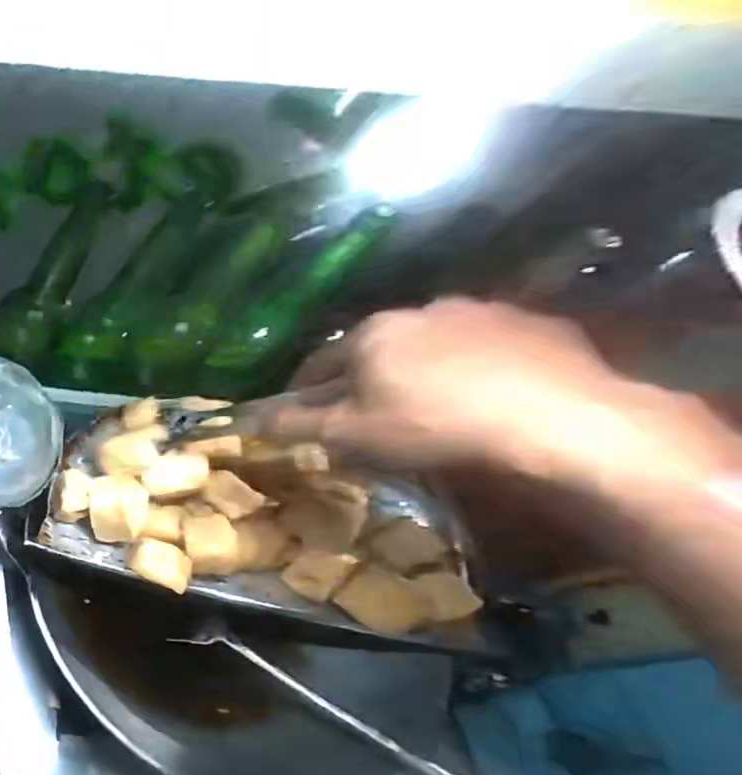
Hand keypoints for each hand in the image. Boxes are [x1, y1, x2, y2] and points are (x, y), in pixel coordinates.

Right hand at [269, 298, 703, 484]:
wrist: (556, 420)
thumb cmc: (430, 425)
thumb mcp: (346, 434)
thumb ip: (293, 424)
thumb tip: (249, 421)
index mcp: (371, 332)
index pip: (316, 362)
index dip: (303, 393)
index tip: (303, 418)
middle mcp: (422, 308)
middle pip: (374, 350)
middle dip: (362, 379)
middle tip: (364, 416)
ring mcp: (485, 311)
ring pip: (429, 346)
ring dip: (416, 370)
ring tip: (424, 407)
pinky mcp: (536, 324)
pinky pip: (483, 348)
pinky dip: (470, 368)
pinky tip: (477, 399)